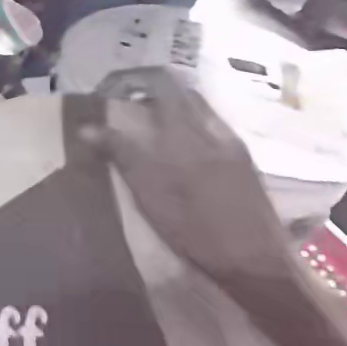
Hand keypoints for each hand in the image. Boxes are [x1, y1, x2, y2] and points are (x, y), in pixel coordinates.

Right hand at [96, 67, 300, 288]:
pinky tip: (169, 153)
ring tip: (139, 130)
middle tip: (118, 108)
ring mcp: (232, 144)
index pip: (160, 80)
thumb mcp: (149, 193)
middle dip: (145, 91)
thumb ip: (120, 154)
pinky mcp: (241, 161)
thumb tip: (86, 127)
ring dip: (164, 109)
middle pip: (179, 90)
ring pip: (194, 108)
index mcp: (190, 131)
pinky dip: (181, 126)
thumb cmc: (198, 231)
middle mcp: (215, 128)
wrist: (259, 266)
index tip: (103, 92)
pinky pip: (206, 127)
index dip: (127, 78)